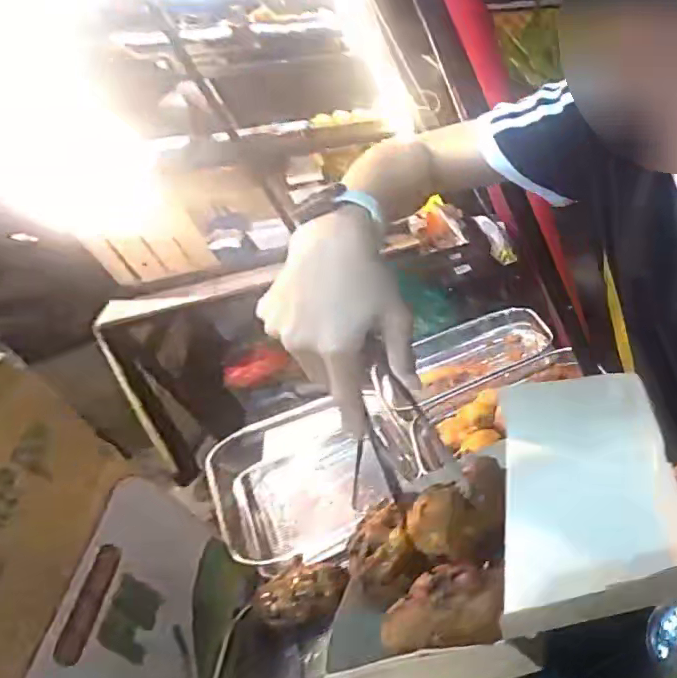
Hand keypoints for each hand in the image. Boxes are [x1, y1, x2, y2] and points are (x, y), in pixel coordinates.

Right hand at [257, 206, 417, 432]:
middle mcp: (301, 345)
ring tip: (346, 322)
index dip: (352, 415)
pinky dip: (308, 332)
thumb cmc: (373, 280)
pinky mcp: (265, 315)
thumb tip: (412, 386)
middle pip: (327, 375)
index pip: (344, 393)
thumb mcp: (397, 317)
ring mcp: (278, 330)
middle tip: (368, 348)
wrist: (331, 242)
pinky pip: (291, 335)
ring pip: (307, 358)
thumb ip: (402, 355)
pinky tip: (324, 307)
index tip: (357, 434)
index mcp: (337, 348)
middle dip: (347, 371)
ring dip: (327, 352)